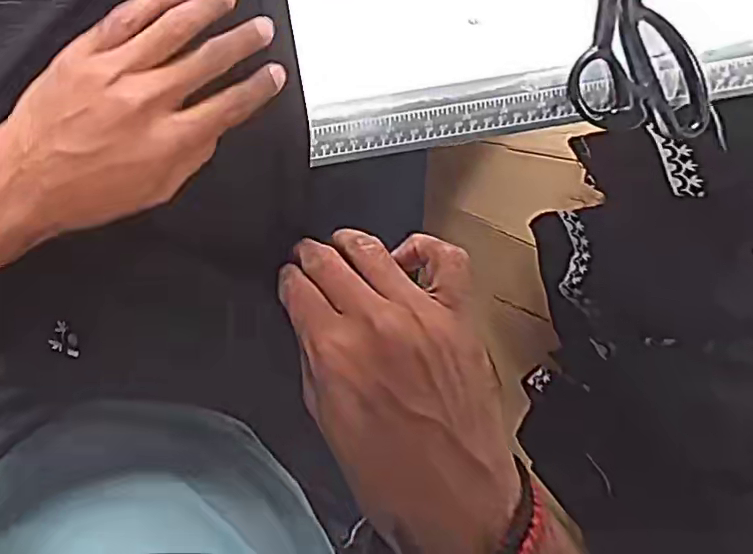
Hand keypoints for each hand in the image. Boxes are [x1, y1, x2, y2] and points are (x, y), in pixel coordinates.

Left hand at [0, 0, 285, 283]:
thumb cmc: (79, 192)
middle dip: (242, 42)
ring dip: (207, 9)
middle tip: (260, 29)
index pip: (228, 105)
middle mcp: (145, 100)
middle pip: (209, 59)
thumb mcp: (150, 191)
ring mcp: (114, 71)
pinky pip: (127, 17)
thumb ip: (190, 158)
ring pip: (173, 28)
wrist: (21, 180)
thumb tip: (214, 129)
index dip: (257, 87)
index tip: (271, 74)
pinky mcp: (85, 53)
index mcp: (166, 140)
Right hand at [280, 231, 520, 553]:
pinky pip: (444, 258)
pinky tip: (404, 258)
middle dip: (307, 256)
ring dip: (346, 244)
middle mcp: (373, 323)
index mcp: (335, 350)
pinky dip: (421, 247)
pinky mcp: (457, 318)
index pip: (295, 284)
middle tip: (306, 262)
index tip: (290, 284)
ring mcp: (419, 315)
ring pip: (369, 246)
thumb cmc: (396, 478)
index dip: (287, 281)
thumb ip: (310, 356)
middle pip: (324, 258)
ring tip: (342, 251)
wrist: (465, 509)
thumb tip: (304, 319)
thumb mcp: (326, 419)